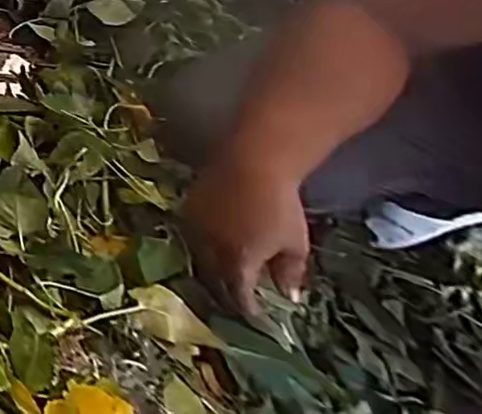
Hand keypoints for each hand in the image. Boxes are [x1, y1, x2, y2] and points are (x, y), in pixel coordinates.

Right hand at [182, 157, 308, 318]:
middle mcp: (210, 244)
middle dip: (224, 291)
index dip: (246, 307)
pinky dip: (200, 246)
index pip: (237, 291)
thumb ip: (290, 274)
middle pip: (212, 275)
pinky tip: (210, 247)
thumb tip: (289, 298)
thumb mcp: (295, 245)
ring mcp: (194, 224)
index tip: (256, 316)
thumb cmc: (279, 207)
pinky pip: (189, 234)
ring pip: (196, 255)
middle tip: (236, 299)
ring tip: (221, 275)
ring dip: (209, 268)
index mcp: (237, 257)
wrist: (251, 164)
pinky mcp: (187, 206)